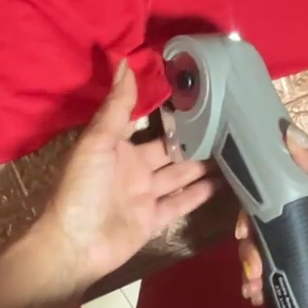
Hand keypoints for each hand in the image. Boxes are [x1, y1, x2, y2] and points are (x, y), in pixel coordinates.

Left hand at [28, 63, 216, 294]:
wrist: (75, 244)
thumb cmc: (82, 188)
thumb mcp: (98, 141)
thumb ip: (117, 107)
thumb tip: (125, 63)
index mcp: (116, 147)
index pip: (147, 124)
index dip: (169, 112)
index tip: (198, 95)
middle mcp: (133, 168)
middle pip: (168, 150)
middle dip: (192, 139)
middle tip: (226, 123)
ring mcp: (144, 195)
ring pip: (179, 175)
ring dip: (201, 164)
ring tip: (232, 149)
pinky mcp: (154, 219)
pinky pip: (180, 202)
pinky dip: (199, 194)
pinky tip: (223, 182)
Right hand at [236, 126, 307, 307]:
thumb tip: (288, 131)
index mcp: (307, 199)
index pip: (266, 188)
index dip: (249, 201)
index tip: (242, 222)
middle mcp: (295, 222)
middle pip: (253, 223)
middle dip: (246, 243)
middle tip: (252, 261)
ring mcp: (289, 252)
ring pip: (252, 251)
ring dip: (247, 267)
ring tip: (255, 283)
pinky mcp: (286, 278)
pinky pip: (256, 276)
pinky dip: (252, 284)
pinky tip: (255, 294)